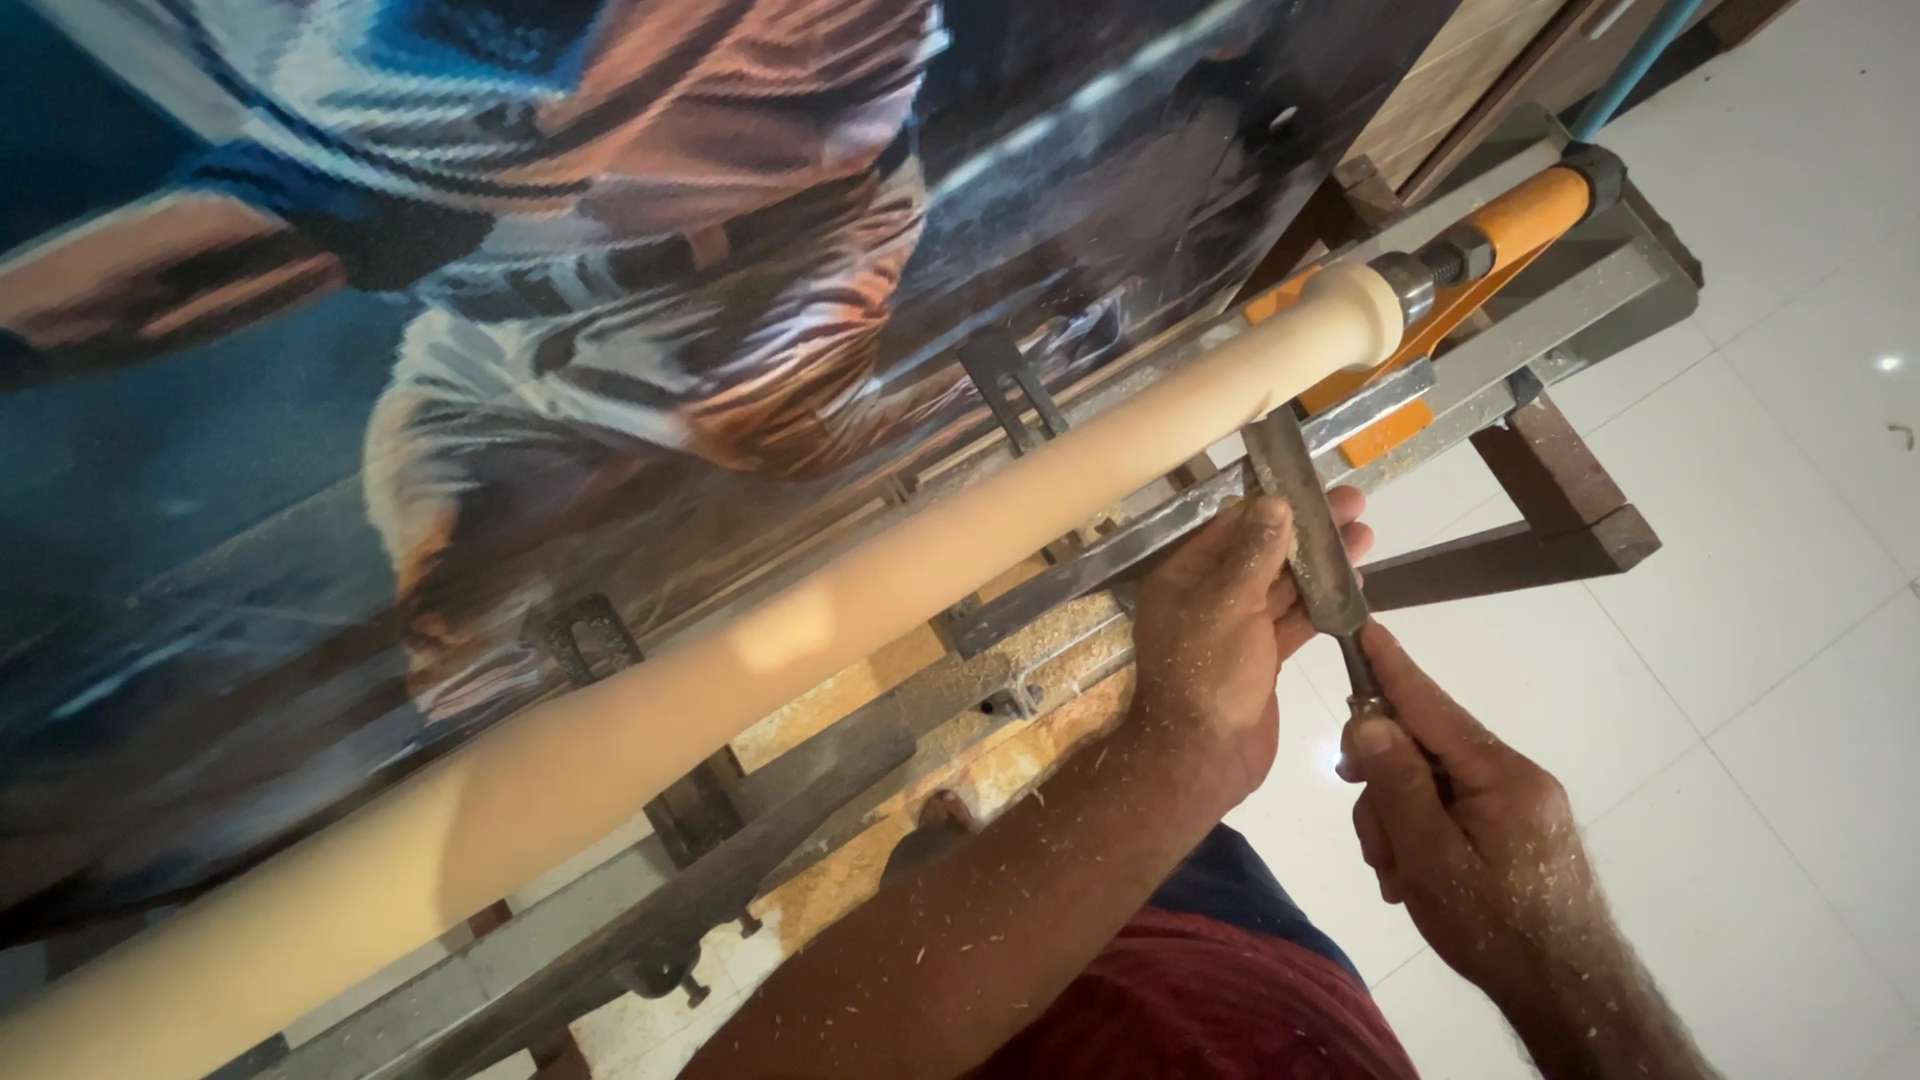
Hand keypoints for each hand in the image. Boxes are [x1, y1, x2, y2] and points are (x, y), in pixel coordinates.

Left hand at [1131, 488, 1371, 804]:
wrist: (1204, 755)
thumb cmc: (1208, 673)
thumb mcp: (1228, 603)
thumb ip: (1255, 554)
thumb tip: (1273, 503)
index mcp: (1182, 579)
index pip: (1229, 530)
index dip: (1272, 506)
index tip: (1311, 486)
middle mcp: (1205, 598)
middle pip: (1260, 555)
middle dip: (1305, 532)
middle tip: (1354, 504)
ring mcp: (1233, 630)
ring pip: (1280, 588)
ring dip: (1319, 566)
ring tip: (1365, 536)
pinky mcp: (1258, 658)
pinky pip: (1291, 622)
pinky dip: (1319, 606)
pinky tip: (1353, 587)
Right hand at [1341, 622, 1611, 1001]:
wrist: (1570, 999)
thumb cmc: (1496, 926)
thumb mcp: (1431, 855)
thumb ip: (1395, 781)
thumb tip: (1367, 720)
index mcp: (1500, 774)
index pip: (1431, 705)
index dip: (1391, 666)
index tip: (1364, 626)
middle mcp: (1510, 776)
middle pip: (1417, 748)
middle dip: (1381, 786)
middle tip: (1374, 841)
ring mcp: (1511, 803)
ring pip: (1422, 781)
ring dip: (1394, 821)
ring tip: (1398, 875)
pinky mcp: (1508, 828)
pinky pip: (1442, 807)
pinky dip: (1415, 834)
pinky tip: (1412, 877)